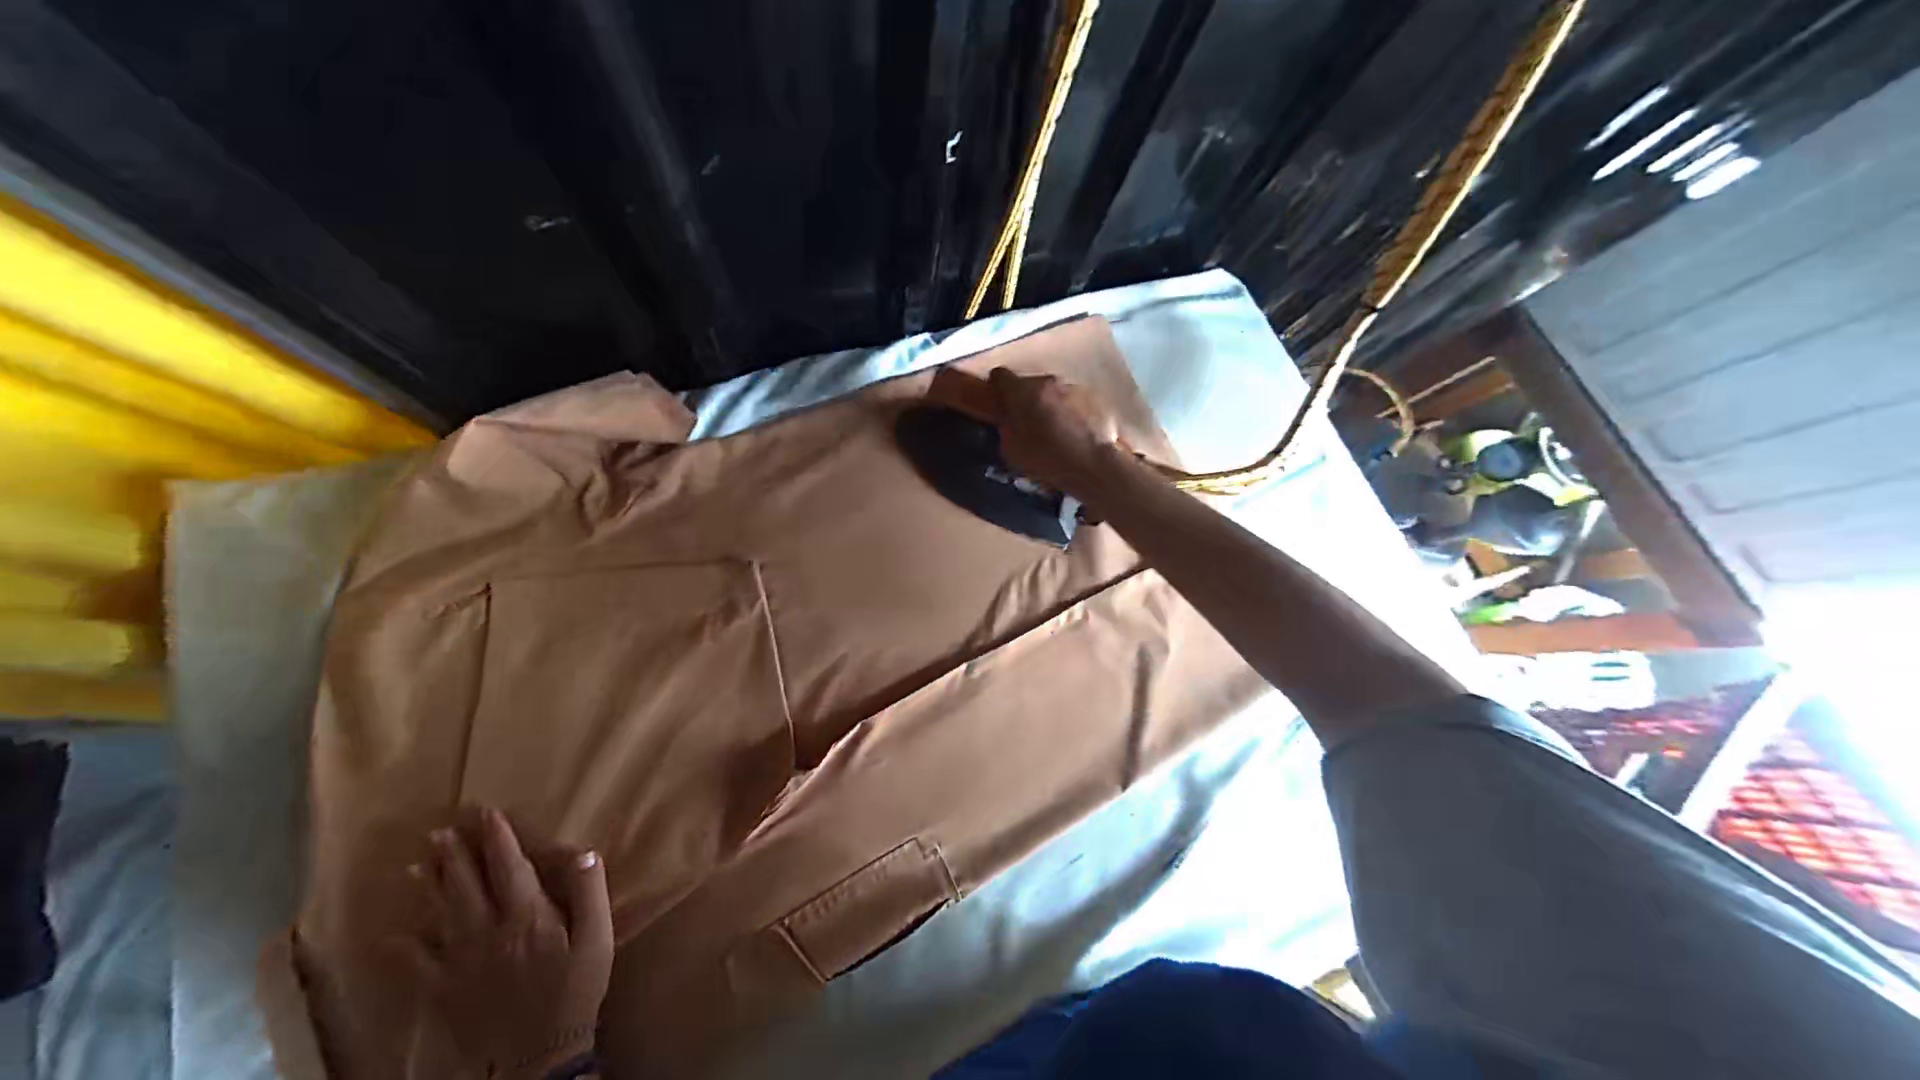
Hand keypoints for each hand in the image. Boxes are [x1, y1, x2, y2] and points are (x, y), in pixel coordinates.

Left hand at [397, 808, 612, 1079]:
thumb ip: (590, 892)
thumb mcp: (598, 938)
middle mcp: (488, 931)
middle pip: (467, 885)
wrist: (541, 1054)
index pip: (510, 867)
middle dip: (453, 856)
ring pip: (440, 914)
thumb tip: (583, 850)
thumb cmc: (576, 989)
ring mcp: (460, 962)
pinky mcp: (443, 992)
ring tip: (416, 864)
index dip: (498, 838)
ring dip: (429, 886)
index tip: (488, 814)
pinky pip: (416, 965)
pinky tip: (396, 936)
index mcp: (527, 916)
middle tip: (439, 832)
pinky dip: (404, 947)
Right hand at [987, 367, 1128, 499]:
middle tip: (1029, 422)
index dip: (997, 388)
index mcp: (1023, 391)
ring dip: (1051, 405)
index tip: (1000, 402)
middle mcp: (1048, 381)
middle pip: (1030, 384)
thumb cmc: (1047, 460)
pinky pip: (1075, 401)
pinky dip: (1072, 412)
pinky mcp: (1095, 398)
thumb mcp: (1012, 450)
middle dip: (1027, 399)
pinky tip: (1076, 434)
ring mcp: (1075, 387)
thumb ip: (1006, 427)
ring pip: (1055, 392)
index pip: (1001, 375)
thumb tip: (1009, 419)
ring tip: (1056, 430)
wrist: (1094, 466)